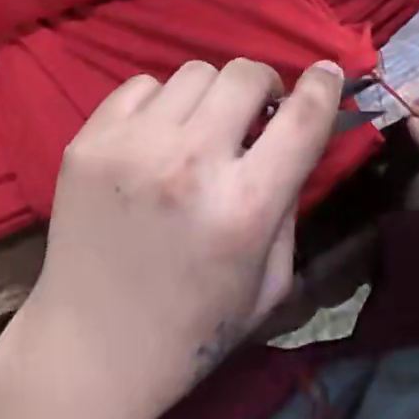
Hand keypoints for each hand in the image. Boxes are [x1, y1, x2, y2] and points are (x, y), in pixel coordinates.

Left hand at [0, 58, 345, 418]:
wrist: (92, 345)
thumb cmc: (193, 327)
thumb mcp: (269, 282)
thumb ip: (288, 203)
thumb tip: (291, 135)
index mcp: (244, 206)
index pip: (302, 119)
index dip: (324, 86)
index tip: (328, 72)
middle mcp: (189, 163)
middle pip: (243, 75)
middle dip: (262, 85)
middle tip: (256, 111)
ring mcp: (132, 145)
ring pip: (193, 73)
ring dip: (211, 95)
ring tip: (200, 128)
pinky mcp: (90, 140)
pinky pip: (141, 86)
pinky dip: (160, 103)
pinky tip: (155, 137)